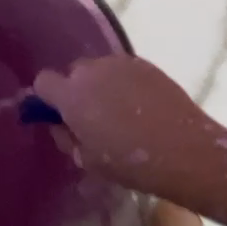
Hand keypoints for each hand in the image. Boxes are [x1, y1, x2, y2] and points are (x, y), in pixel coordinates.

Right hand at [33, 55, 226, 193]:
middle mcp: (91, 70)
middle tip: (91, 117)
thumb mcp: (88, 161)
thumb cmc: (130, 163)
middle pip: (72, 72)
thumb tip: (59, 124)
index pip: (43, 81)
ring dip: (100, 85)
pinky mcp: (144, 63)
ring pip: (99, 70)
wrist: (184, 150)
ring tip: (120, 112)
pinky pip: (122, 70)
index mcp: (71, 95)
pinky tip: (140, 107)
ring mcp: (119, 62)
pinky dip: (124, 83)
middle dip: (76, 90)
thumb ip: (66, 138)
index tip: (57, 115)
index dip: (46, 97)